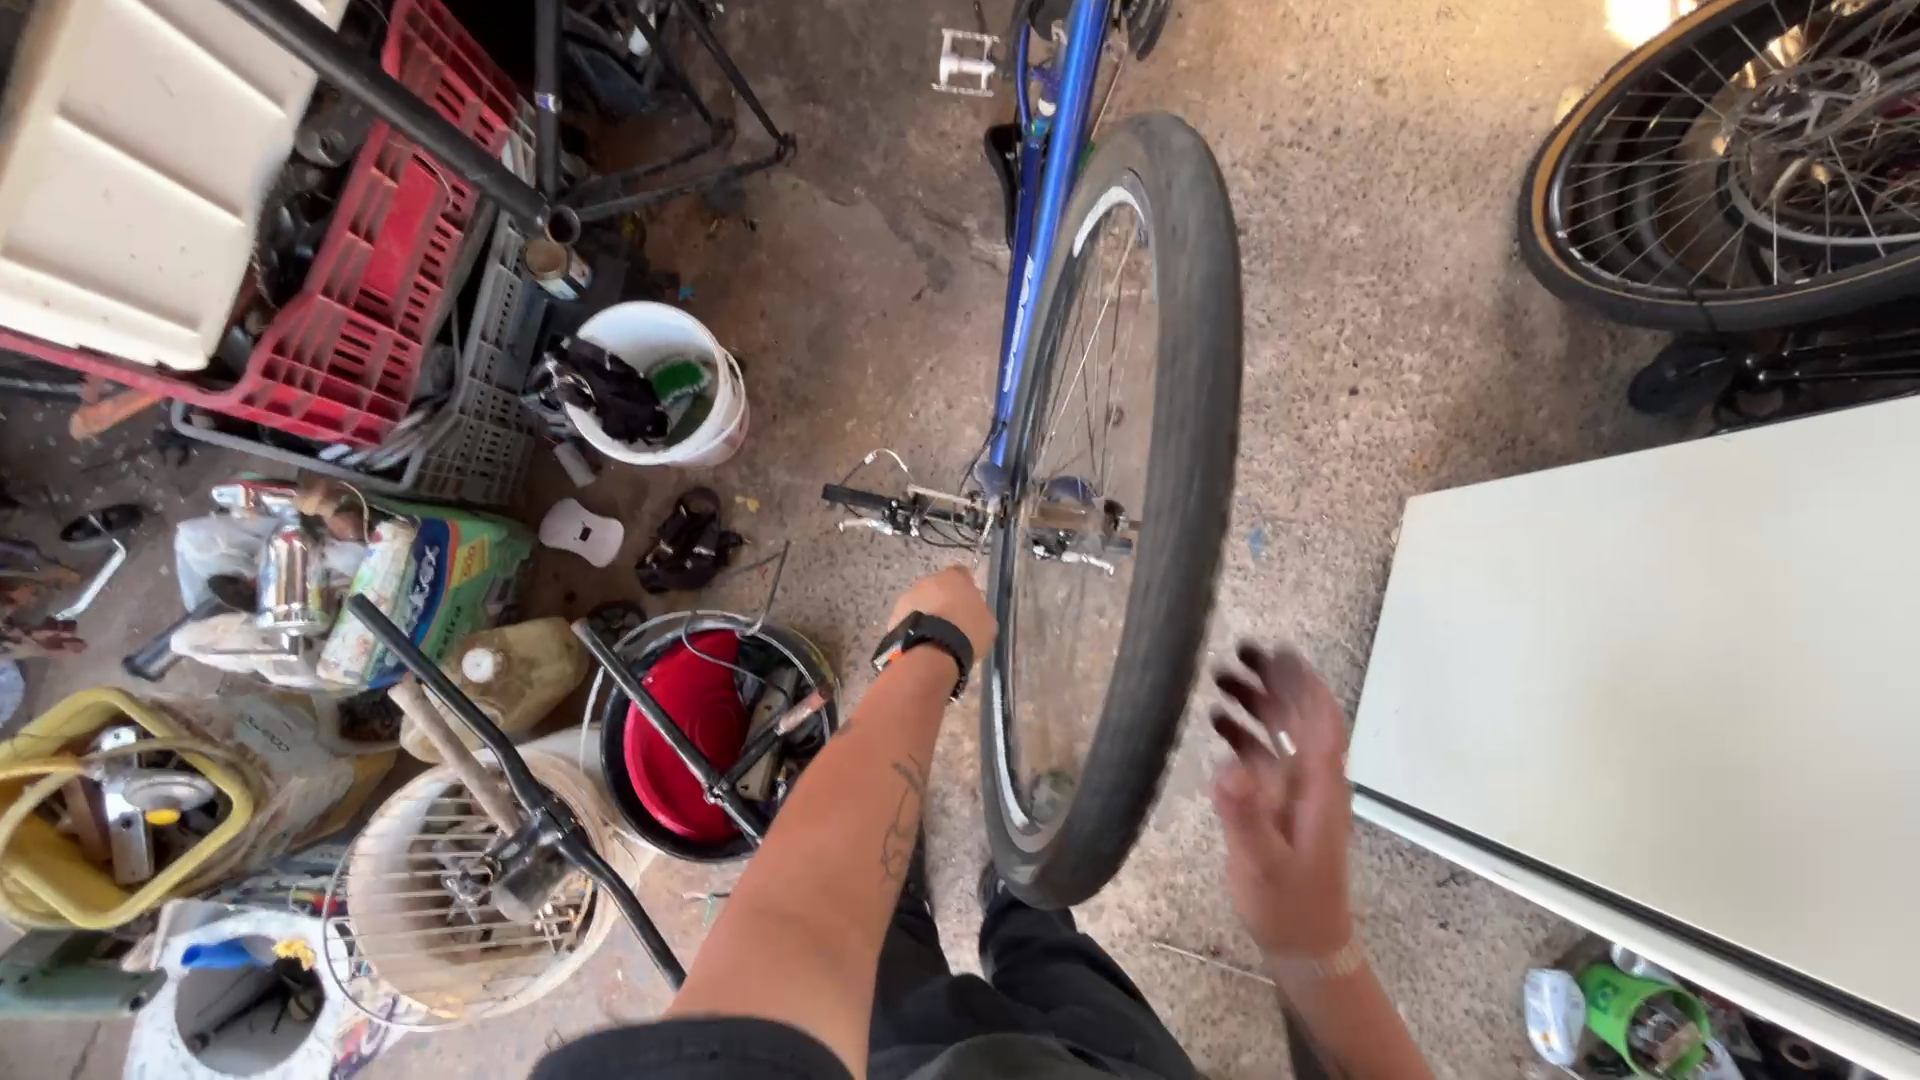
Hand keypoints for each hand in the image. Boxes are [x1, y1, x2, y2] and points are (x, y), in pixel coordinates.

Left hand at [887, 565, 996, 662]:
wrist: (932, 649)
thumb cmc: (967, 632)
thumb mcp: (986, 623)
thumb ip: (978, 611)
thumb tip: (973, 612)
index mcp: (955, 577)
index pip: (961, 574)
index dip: (964, 588)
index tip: (967, 603)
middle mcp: (929, 580)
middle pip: (937, 587)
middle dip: (942, 601)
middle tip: (951, 622)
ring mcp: (908, 597)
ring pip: (920, 602)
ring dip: (926, 613)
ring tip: (934, 636)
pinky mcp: (894, 615)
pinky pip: (908, 618)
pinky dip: (914, 626)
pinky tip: (921, 642)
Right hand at [1210, 643, 1353, 961]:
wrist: (1305, 946)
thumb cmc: (1289, 904)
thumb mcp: (1262, 861)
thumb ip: (1245, 815)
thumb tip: (1226, 765)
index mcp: (1319, 787)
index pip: (1321, 722)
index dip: (1305, 684)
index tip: (1280, 651)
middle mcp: (1312, 780)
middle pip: (1299, 717)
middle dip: (1274, 682)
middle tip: (1237, 651)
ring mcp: (1295, 791)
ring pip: (1280, 732)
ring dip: (1256, 703)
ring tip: (1219, 678)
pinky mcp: (1278, 804)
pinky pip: (1263, 756)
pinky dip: (1243, 733)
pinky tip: (1217, 721)